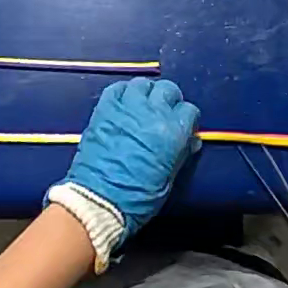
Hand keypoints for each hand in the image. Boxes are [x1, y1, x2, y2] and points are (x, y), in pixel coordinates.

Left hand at [46, 78, 199, 269]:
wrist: (97, 203)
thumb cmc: (138, 197)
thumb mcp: (170, 177)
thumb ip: (181, 153)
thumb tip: (190, 140)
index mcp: (173, 131)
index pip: (189, 110)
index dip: (187, 119)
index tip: (183, 127)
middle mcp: (153, 113)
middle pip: (168, 90)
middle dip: (169, 100)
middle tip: (164, 112)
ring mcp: (127, 109)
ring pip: (143, 84)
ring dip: (146, 93)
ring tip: (144, 105)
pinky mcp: (104, 110)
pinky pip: (116, 89)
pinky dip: (122, 93)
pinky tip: (124, 103)